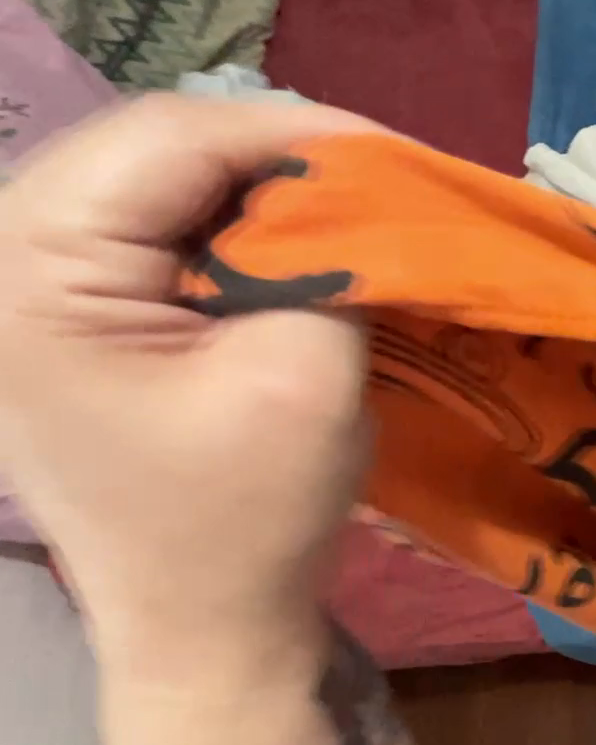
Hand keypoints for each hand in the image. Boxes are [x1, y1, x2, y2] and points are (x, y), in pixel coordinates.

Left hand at [0, 96, 379, 675]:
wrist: (208, 612)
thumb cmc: (245, 511)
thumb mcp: (304, 380)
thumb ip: (331, 275)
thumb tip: (369, 207)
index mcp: (34, 263)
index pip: (172, 141)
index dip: (300, 132)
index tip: (409, 156)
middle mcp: (20, 252)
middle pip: (173, 158)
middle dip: (300, 164)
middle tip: (404, 186)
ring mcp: (59, 287)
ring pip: (189, 198)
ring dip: (293, 203)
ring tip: (382, 216)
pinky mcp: (108, 319)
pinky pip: (197, 247)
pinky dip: (277, 245)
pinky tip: (335, 259)